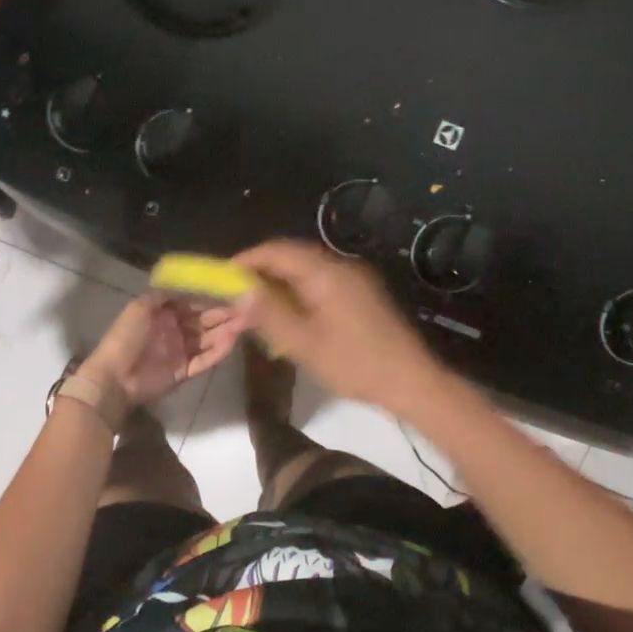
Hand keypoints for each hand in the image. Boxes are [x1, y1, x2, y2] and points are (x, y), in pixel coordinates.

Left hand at [78, 295, 244, 405]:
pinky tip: (231, 342)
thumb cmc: (126, 338)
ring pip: (207, 341)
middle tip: (246, 310)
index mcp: (163, 315)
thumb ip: (162, 296)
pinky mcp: (184, 372)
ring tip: (244, 324)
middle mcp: (174, 332)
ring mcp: (180, 352)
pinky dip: (218, 352)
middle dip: (223, 316)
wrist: (114, 376)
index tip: (230, 294)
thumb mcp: (139, 308)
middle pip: (203, 322)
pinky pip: (204, 361)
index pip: (192, 305)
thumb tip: (183, 285)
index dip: (210, 300)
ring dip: (224, 332)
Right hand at [233, 239, 445, 409]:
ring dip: (279, 282)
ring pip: (307, 269)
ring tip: (255, 305)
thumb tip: (238, 291)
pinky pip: (321, 282)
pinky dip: (297, 291)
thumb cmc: (354, 363)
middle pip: (292, 256)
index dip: (246, 260)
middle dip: (260, 271)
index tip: (221, 276)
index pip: (277, 251)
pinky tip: (287, 314)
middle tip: (234, 292)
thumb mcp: (303, 343)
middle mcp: (341, 266)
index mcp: (326, 273)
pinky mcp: (362, 294)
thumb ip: (268, 313)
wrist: (411, 381)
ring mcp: (355, 279)